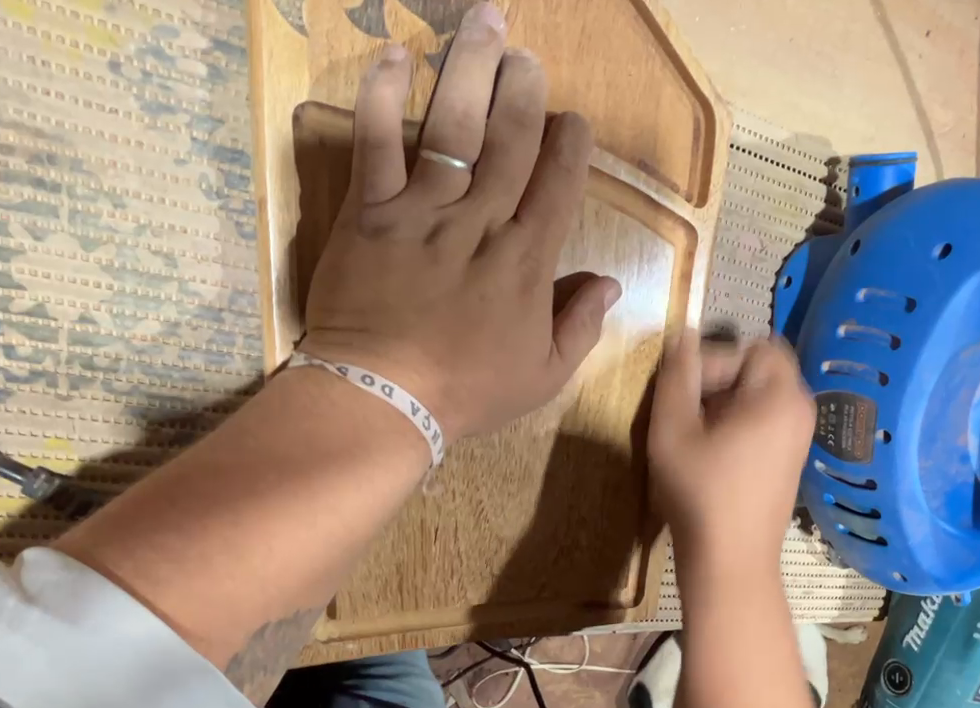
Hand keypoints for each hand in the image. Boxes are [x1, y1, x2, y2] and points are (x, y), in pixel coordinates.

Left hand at [297, 2, 621, 439]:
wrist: (384, 398)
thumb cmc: (468, 393)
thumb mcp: (543, 376)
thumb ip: (579, 326)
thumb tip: (610, 282)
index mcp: (527, 262)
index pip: (558, 189)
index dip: (570, 149)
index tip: (573, 121)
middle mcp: (481, 224)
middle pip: (510, 144)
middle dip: (523, 93)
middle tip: (527, 56)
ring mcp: (423, 212)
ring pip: (454, 129)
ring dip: (471, 73)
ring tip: (484, 25)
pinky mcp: (370, 213)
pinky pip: (376, 143)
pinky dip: (383, 97)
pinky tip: (397, 57)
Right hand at [648, 333, 814, 569]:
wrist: (730, 561)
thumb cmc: (700, 493)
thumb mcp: (673, 429)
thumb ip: (676, 375)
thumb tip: (682, 335)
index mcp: (780, 396)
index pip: (752, 347)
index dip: (715, 360)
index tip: (686, 394)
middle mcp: (801, 410)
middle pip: (761, 369)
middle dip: (721, 379)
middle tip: (688, 410)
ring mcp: (800, 438)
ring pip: (762, 397)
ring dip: (726, 403)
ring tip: (696, 434)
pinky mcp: (791, 461)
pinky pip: (767, 422)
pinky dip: (740, 425)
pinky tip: (713, 455)